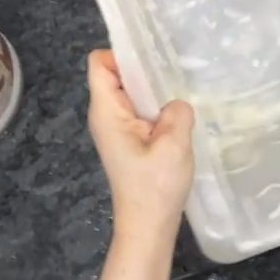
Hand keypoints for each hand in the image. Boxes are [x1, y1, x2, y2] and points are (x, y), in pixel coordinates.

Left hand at [86, 50, 194, 248]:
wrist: (148, 227)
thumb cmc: (155, 187)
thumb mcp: (174, 145)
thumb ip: (177, 113)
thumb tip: (176, 103)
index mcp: (107, 111)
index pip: (100, 63)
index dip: (121, 52)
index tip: (151, 55)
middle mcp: (106, 114)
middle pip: (116, 73)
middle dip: (142, 67)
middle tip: (174, 66)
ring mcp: (117, 127)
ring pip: (130, 91)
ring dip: (152, 88)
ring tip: (179, 87)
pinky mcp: (130, 138)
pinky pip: (139, 108)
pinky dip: (156, 105)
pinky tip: (177, 112)